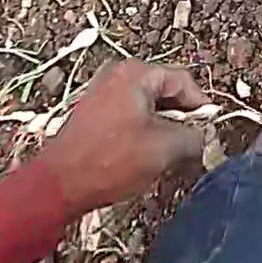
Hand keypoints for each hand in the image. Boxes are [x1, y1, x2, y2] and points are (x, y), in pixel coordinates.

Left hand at [36, 59, 209, 214]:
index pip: (183, 80)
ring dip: (161, 125)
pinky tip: (143, 153)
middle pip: (164, 90)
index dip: (200, 105)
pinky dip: (141, 129)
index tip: (209, 126)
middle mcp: (118, 74)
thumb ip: (194, 137)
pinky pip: (128, 114)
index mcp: (137, 73)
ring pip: (146, 104)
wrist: (52, 189)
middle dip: (180, 116)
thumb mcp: (164, 149)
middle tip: (191, 140)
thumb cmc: (111, 161)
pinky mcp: (90, 113)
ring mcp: (101, 92)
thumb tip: (205, 136)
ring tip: (168, 151)